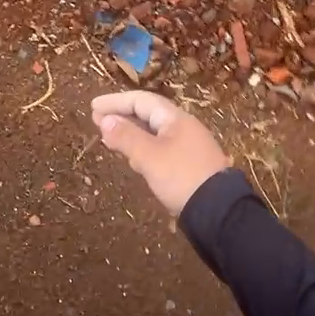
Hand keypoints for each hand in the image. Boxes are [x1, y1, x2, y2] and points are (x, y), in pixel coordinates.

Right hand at [92, 91, 230, 214]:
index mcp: (175, 119)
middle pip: (147, 114)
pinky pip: (160, 148)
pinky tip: (133, 159)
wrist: (221, 215)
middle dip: (121, 116)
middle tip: (97, 121)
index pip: (140, 100)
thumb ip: (125, 136)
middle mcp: (183, 128)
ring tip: (110, 139)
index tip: (94, 107)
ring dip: (130, 133)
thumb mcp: (149, 156)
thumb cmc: (181, 177)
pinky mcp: (190, 166)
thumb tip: (105, 120)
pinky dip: (142, 148)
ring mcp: (188, 147)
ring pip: (153, 132)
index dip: (115, 102)